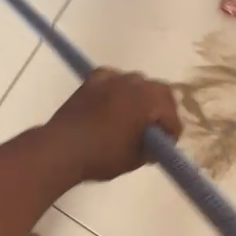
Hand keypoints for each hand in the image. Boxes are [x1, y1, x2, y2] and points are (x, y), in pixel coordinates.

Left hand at [42, 68, 181, 182]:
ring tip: (132, 118)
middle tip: (153, 130)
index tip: (164, 147)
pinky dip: (117, 89)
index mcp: (149, 100)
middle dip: (160, 110)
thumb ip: (153, 147)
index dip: (171, 132)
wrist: (63, 147)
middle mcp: (134, 82)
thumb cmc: (103, 155)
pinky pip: (114, 79)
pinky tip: (111, 103)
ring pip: (137, 83)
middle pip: (159, 92)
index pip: (172, 115)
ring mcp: (112, 77)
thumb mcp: (136, 158)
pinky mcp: (93, 79)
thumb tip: (155, 143)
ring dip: (140, 98)